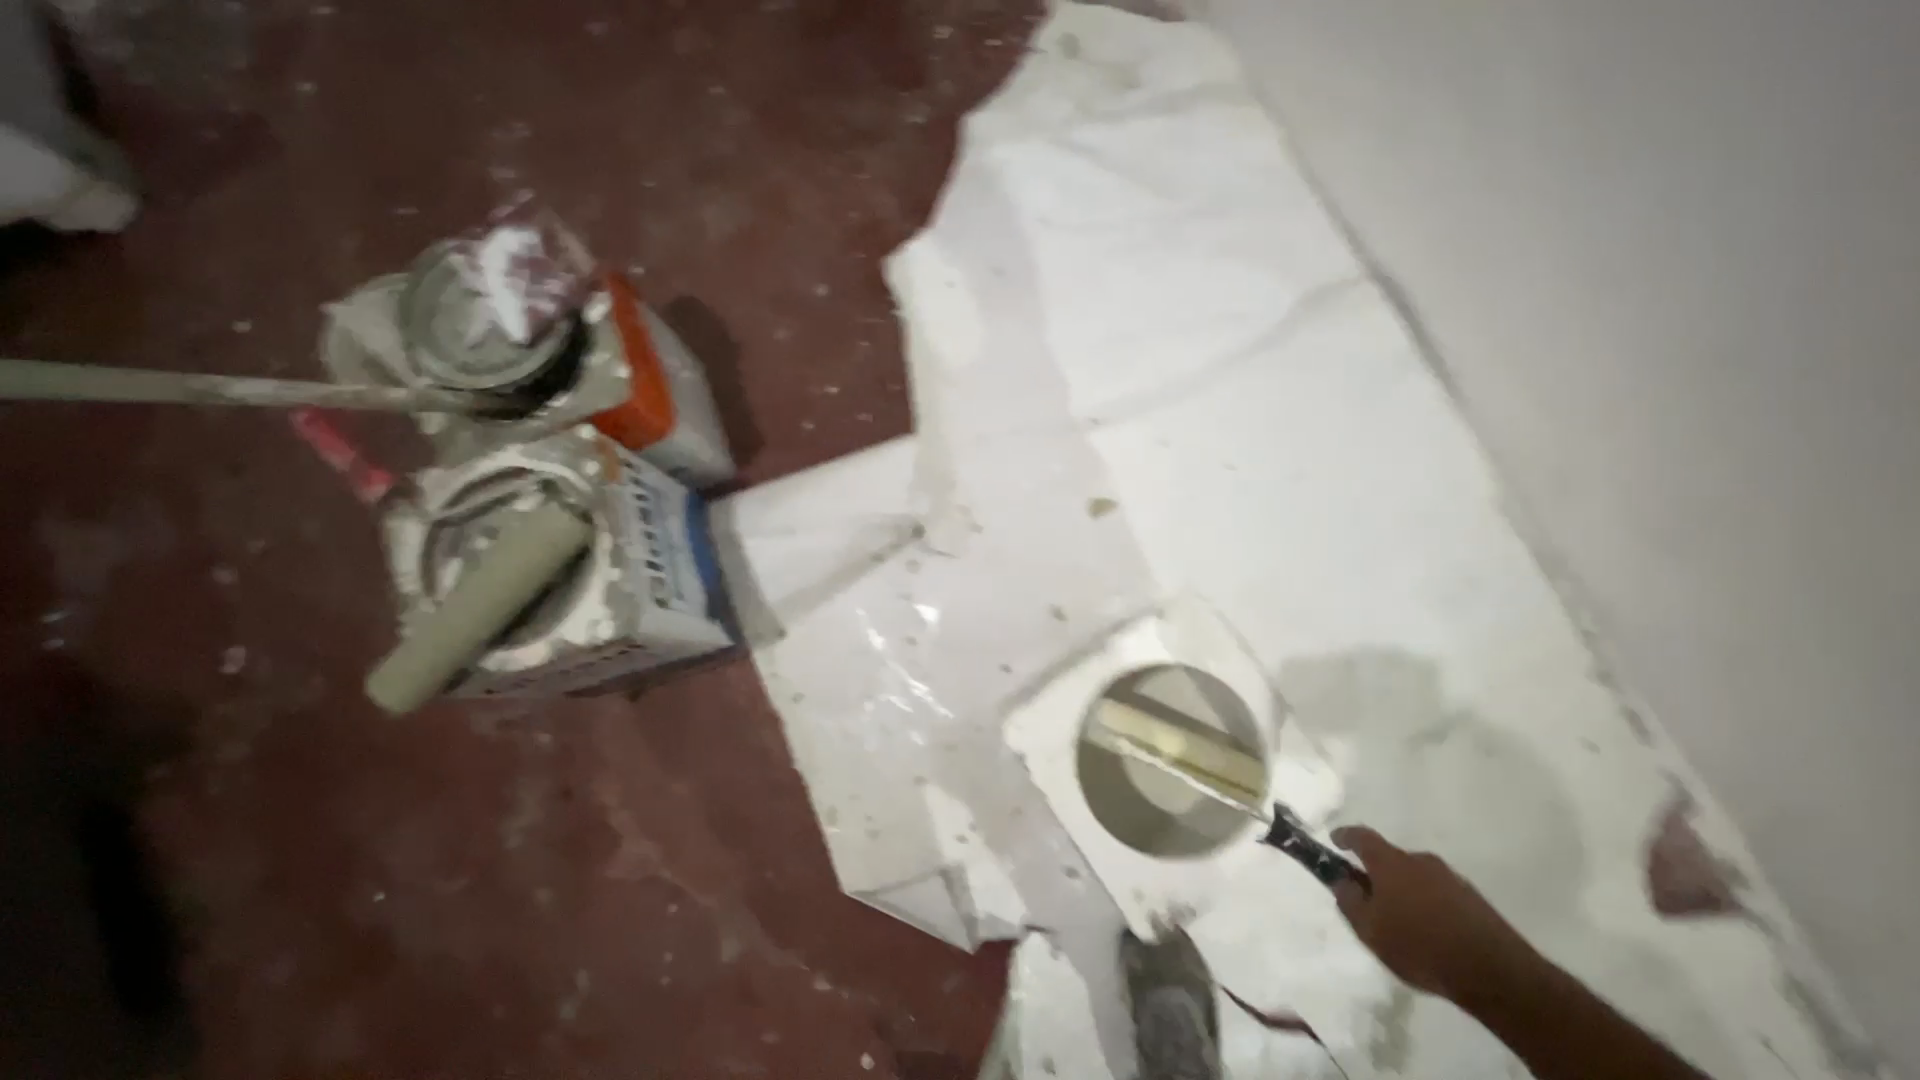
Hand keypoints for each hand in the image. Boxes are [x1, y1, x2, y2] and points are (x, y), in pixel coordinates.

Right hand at [1330, 825, 1534, 1000]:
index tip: (1335, 840)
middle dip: (1378, 873)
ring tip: (1402, 922)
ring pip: (1417, 877)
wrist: (1493, 972)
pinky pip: (1439, 893)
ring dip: (1405, 890)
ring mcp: (1451, 878)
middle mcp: (1422, 861)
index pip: (1362, 837)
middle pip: (1392, 859)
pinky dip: (1428, 904)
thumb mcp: (1369, 930)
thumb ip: (1349, 901)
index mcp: (1391, 863)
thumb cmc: (1419, 946)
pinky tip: (1429, 932)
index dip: (1345, 836)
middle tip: (1370, 899)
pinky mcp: (1473, 899)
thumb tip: (1343, 881)